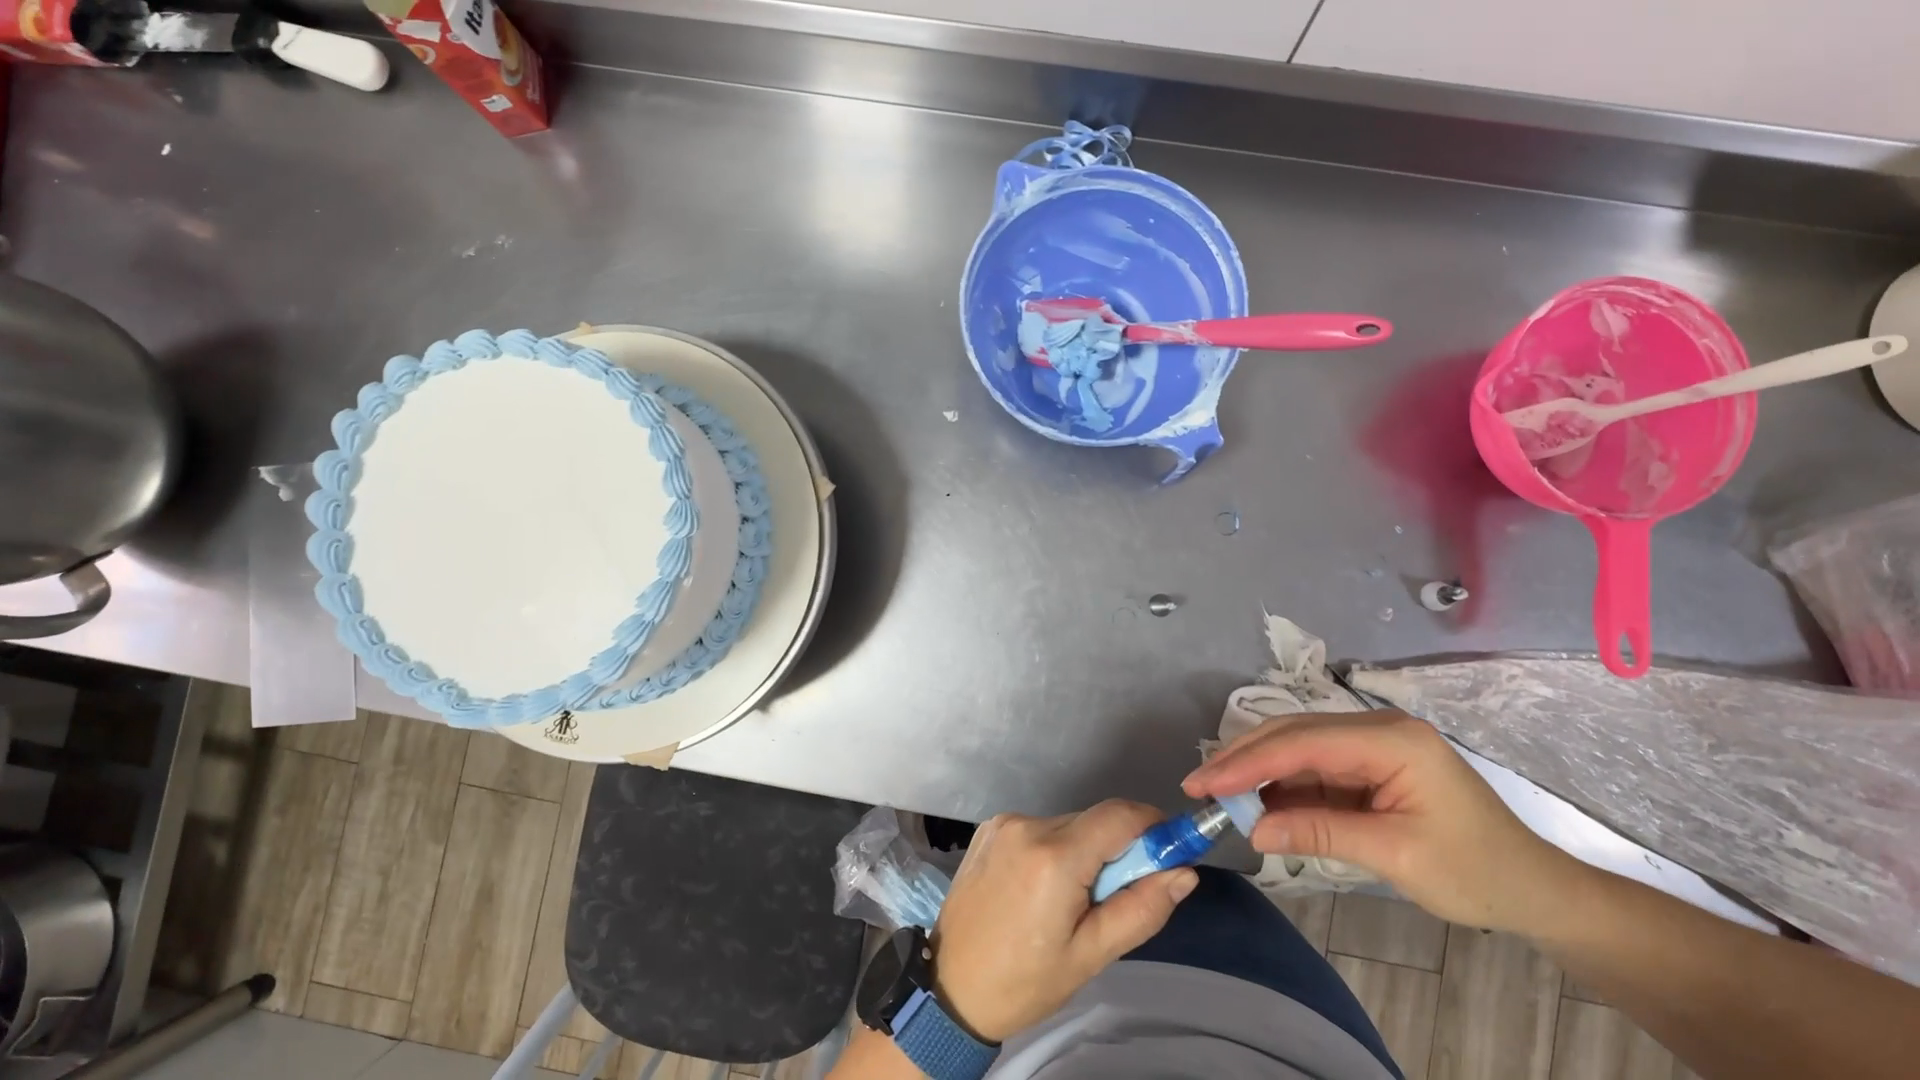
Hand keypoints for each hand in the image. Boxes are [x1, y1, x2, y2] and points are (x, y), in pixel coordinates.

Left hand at [930, 800, 1198, 1041]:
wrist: (949, 989)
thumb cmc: (1023, 982)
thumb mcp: (1090, 955)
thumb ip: (1141, 909)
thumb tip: (1185, 871)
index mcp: (1054, 856)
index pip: (1122, 815)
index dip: (1155, 828)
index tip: (1170, 856)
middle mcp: (1027, 825)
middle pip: (1096, 820)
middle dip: (1119, 850)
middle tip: (1116, 898)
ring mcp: (1003, 823)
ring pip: (1070, 824)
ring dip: (1087, 852)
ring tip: (1072, 903)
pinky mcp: (989, 829)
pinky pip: (1042, 829)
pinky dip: (1057, 850)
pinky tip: (1043, 891)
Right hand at [1183, 709, 1582, 933]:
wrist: (1533, 890)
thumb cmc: (1475, 871)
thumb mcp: (1394, 853)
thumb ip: (1319, 832)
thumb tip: (1253, 829)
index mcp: (1392, 740)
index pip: (1302, 742)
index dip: (1247, 762)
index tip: (1203, 784)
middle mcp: (1379, 730)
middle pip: (1294, 735)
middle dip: (1243, 760)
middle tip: (1198, 786)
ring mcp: (1375, 747)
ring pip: (1299, 749)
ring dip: (1258, 773)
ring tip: (1217, 797)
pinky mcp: (1371, 768)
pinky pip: (1315, 771)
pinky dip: (1283, 787)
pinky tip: (1256, 803)